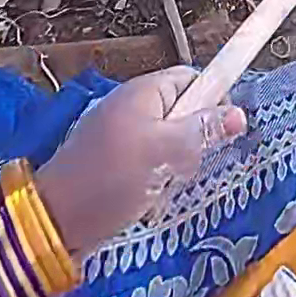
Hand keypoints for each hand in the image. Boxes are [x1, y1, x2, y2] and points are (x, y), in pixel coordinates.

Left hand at [34, 67, 246, 253]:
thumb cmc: (110, 176)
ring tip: (167, 185)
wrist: (57, 218)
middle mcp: (134, 105)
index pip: (191, 78)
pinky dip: (158, 179)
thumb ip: (200, 132)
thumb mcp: (162, 152)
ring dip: (177, 164)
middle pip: (182, 111)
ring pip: (170, 141)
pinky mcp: (116, 160)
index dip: (213, 97)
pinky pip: (152, 162)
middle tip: (190, 163)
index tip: (226, 128)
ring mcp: (123, 133)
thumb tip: (239, 113)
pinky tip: (151, 200)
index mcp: (144, 91)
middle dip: (194, 138)